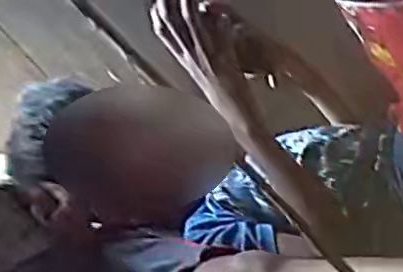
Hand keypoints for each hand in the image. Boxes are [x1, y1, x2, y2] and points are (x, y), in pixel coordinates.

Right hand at [152, 0, 254, 120]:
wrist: (244, 128)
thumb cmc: (231, 110)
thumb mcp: (208, 84)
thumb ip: (200, 67)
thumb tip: (196, 56)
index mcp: (188, 66)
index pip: (162, 31)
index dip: (158, 10)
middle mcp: (193, 62)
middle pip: (170, 20)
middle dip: (170, 0)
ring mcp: (209, 64)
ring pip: (191, 23)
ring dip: (191, 3)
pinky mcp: (227, 68)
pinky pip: (220, 38)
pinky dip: (220, 23)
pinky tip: (224, 15)